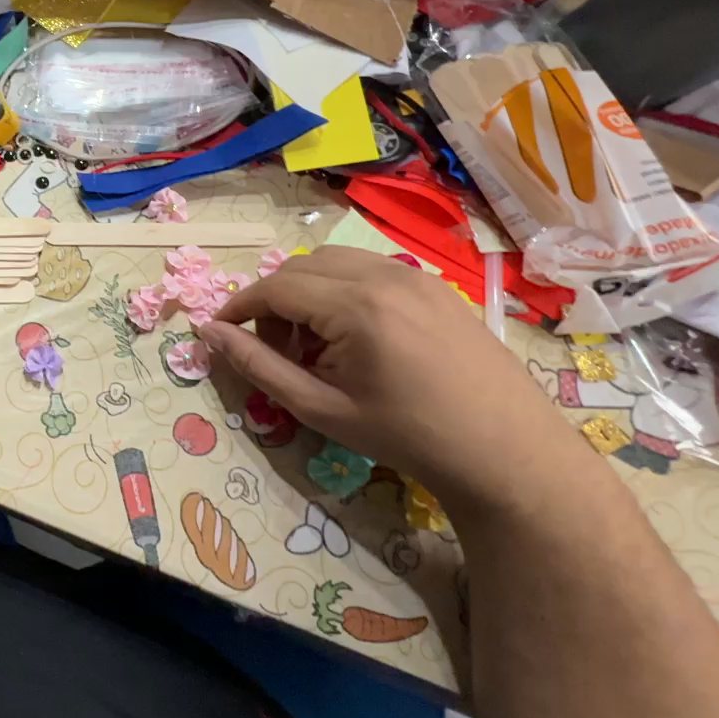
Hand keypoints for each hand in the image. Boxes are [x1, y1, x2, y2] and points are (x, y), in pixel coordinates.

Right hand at [199, 246, 580, 512]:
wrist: (509, 455)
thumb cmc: (407, 436)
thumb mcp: (318, 407)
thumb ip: (257, 365)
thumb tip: (209, 333)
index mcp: (356, 306)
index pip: (274, 287)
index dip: (239, 307)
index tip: (221, 333)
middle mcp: (386, 277)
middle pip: (300, 267)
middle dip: (272, 301)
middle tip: (275, 349)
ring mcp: (417, 278)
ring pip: (333, 262)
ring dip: (306, 292)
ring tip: (314, 344)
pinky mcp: (437, 288)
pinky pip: (368, 270)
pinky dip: (340, 290)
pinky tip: (352, 337)